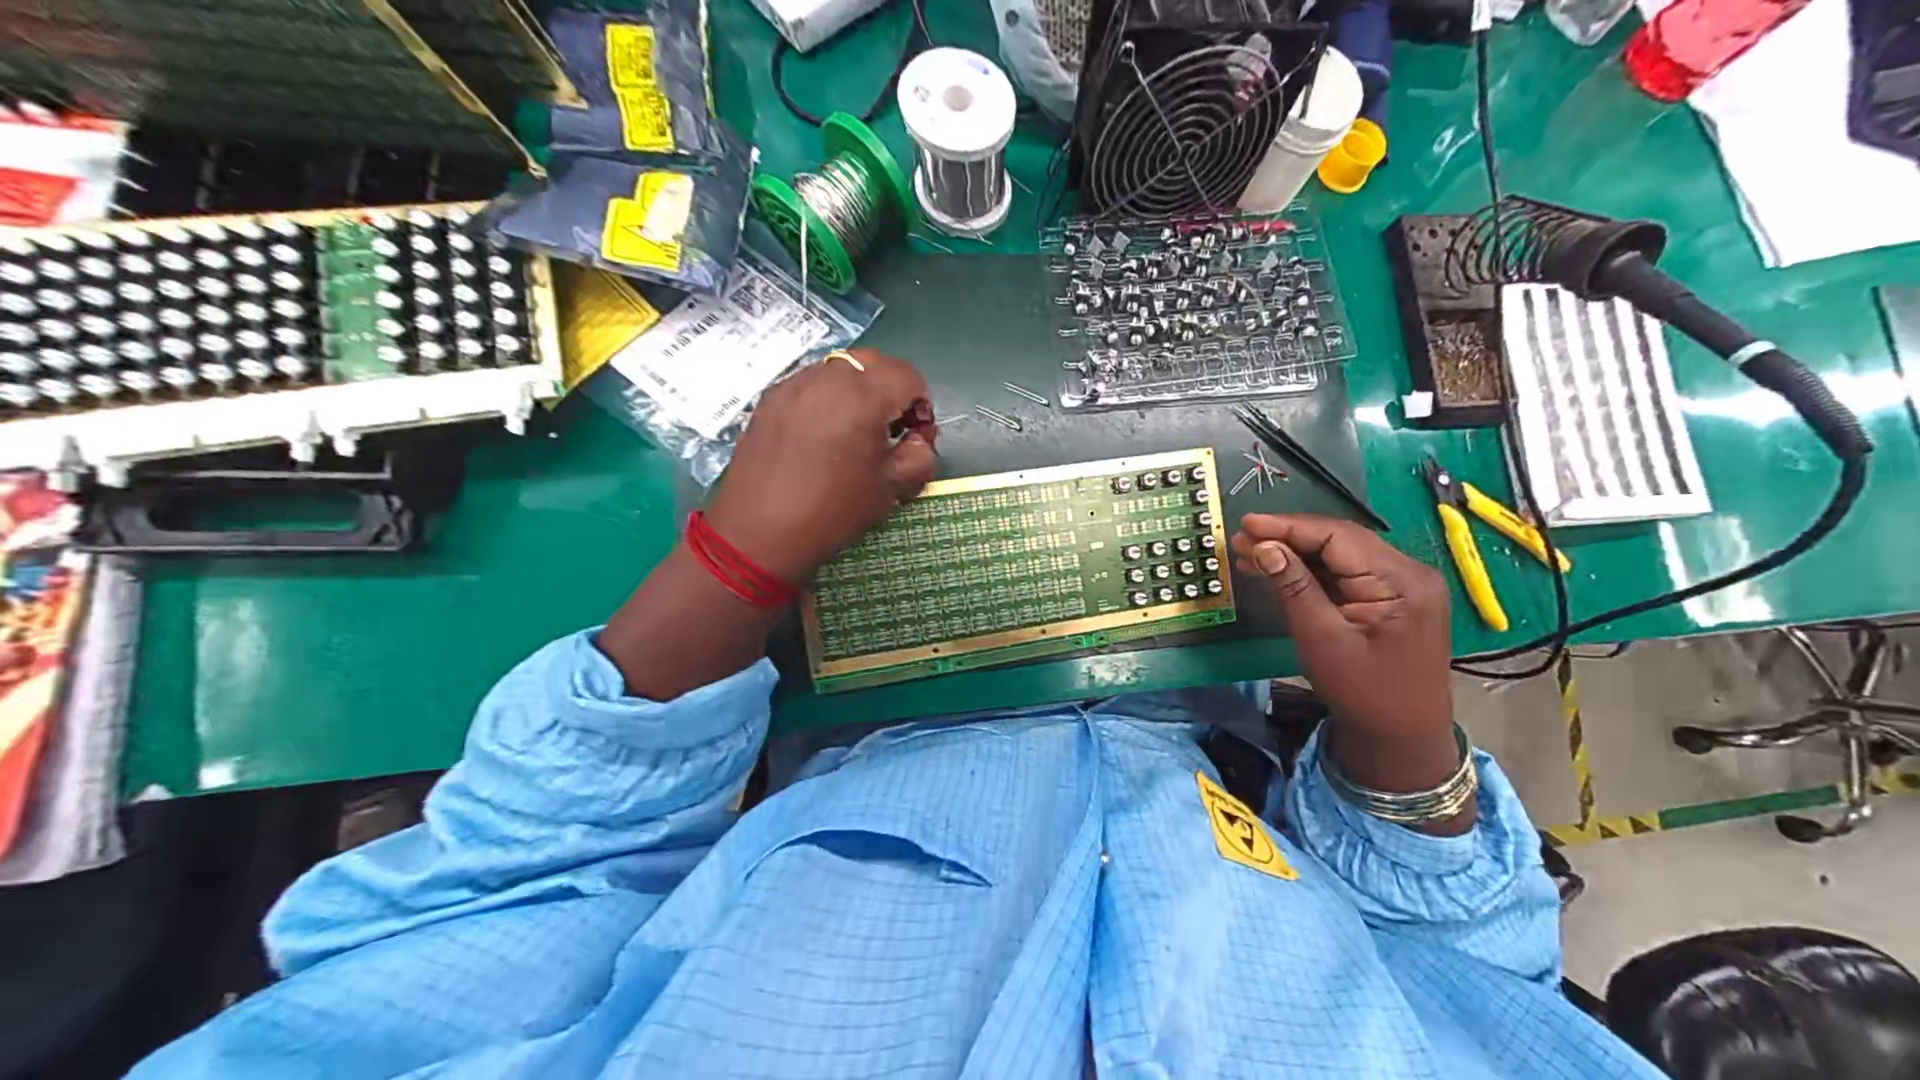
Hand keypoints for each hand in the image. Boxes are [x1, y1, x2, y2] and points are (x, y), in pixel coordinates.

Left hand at [704, 349, 936, 584]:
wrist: (758, 533)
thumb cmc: (832, 511)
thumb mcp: (891, 488)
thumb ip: (920, 454)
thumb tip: (917, 438)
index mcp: (862, 396)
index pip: (907, 376)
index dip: (921, 404)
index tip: (914, 435)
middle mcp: (826, 378)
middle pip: (874, 363)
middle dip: (891, 390)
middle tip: (889, 430)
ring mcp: (793, 385)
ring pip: (840, 369)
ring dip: (859, 391)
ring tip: (854, 433)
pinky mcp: (770, 399)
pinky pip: (811, 384)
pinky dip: (828, 398)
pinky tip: (822, 436)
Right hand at [1231, 514, 1452, 738]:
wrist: (1400, 736)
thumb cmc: (1362, 692)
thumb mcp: (1321, 638)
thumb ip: (1293, 586)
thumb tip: (1264, 546)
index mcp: (1401, 581)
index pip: (1337, 536)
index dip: (1288, 526)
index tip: (1246, 524)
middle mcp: (1410, 573)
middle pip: (1340, 540)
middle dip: (1288, 537)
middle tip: (1241, 540)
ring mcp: (1404, 584)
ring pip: (1341, 554)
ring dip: (1296, 552)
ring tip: (1250, 553)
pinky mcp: (1393, 597)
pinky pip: (1347, 572)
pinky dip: (1311, 570)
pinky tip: (1279, 570)